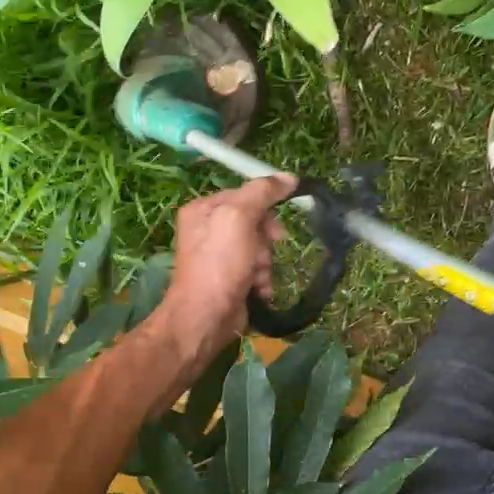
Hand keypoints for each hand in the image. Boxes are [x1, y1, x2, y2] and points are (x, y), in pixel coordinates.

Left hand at [150, 175, 295, 353]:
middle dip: (265, 243)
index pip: (245, 195)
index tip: (276, 228)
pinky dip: (262, 280)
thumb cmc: (219, 263)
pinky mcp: (230, 279)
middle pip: (255, 222)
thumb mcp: (239, 217)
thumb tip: (289, 177)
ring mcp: (219, 256)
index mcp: (203, 209)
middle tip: (262, 256)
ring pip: (259, 248)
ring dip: (265, 264)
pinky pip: (256, 270)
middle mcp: (208, 229)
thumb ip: (262, 192)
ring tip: (257, 277)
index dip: (264, 209)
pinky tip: (259, 290)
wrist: (206, 316)